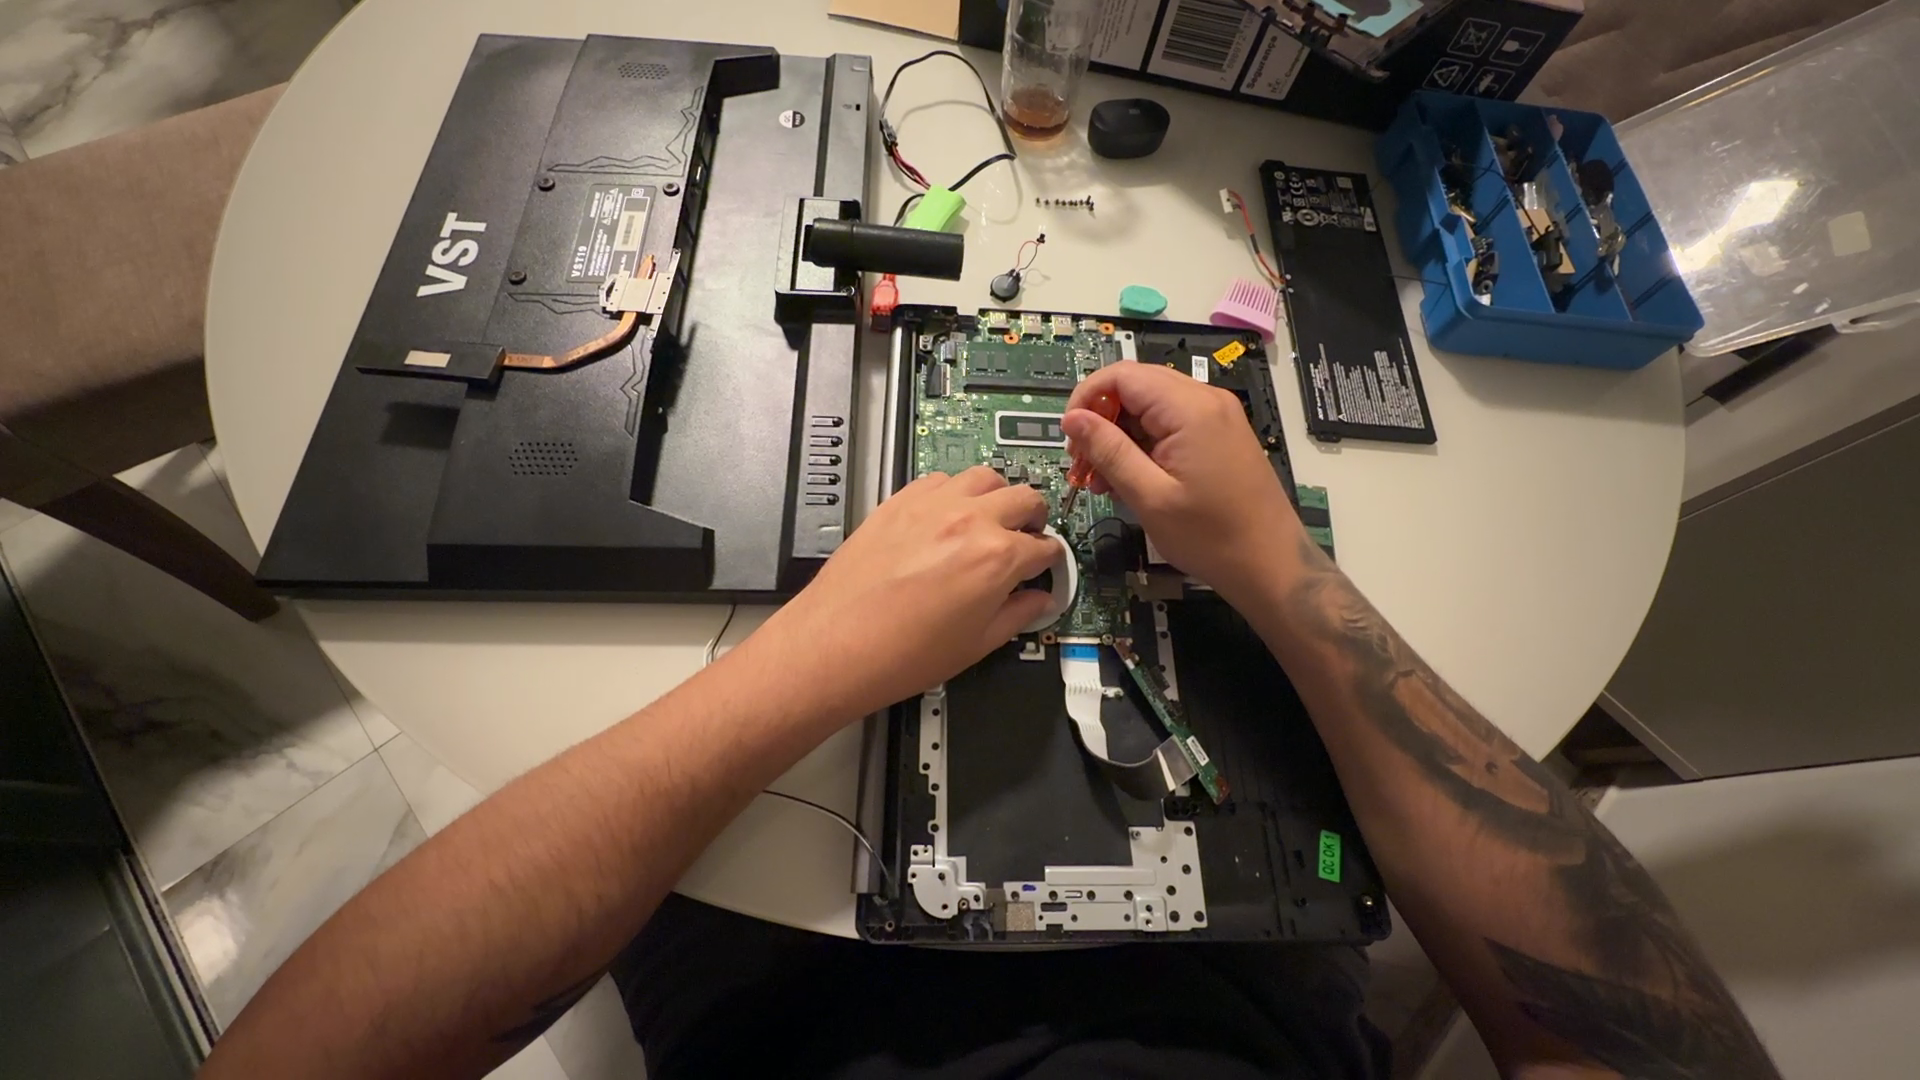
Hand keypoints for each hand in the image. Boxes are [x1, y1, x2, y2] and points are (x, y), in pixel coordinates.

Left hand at [751, 467, 1059, 721]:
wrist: (836, 645)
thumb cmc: (900, 653)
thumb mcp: (976, 645)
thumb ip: (1018, 615)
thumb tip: (1038, 602)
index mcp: (997, 557)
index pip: (1046, 547)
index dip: (1051, 561)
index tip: (1044, 568)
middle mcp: (969, 520)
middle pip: (1025, 498)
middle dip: (1034, 519)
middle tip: (1027, 538)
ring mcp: (932, 505)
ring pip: (984, 476)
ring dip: (997, 495)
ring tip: (991, 518)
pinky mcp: (899, 502)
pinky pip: (939, 479)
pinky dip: (954, 491)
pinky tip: (947, 514)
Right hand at [1062, 362, 1306, 604]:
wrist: (1270, 563)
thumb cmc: (1210, 537)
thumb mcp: (1149, 497)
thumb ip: (1108, 451)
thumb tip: (1072, 418)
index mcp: (1190, 409)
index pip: (1122, 375)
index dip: (1086, 399)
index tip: (1070, 439)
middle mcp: (1205, 400)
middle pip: (1135, 387)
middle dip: (1100, 421)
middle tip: (1081, 466)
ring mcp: (1215, 416)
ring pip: (1149, 407)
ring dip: (1118, 437)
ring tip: (1101, 481)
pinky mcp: (1218, 435)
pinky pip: (1168, 425)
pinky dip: (1141, 446)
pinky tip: (1128, 480)